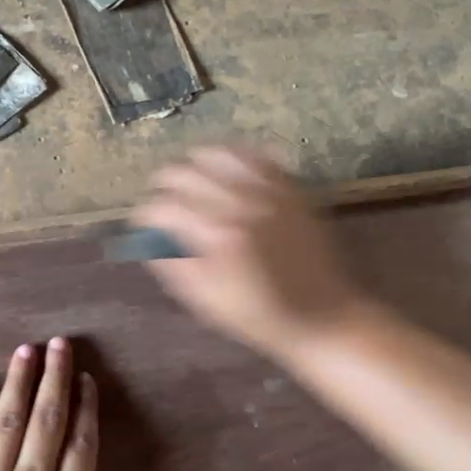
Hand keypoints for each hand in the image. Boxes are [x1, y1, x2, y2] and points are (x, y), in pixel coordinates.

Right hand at [133, 145, 366, 353]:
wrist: (325, 316)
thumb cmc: (260, 315)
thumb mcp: (205, 300)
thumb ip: (172, 265)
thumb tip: (146, 240)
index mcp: (215, 234)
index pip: (161, 207)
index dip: (145, 216)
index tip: (145, 226)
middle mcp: (237, 202)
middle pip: (181, 172)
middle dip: (163, 188)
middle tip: (165, 204)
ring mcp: (266, 190)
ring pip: (214, 153)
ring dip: (195, 165)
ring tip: (193, 182)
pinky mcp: (288, 186)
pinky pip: (254, 155)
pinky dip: (233, 158)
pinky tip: (227, 172)